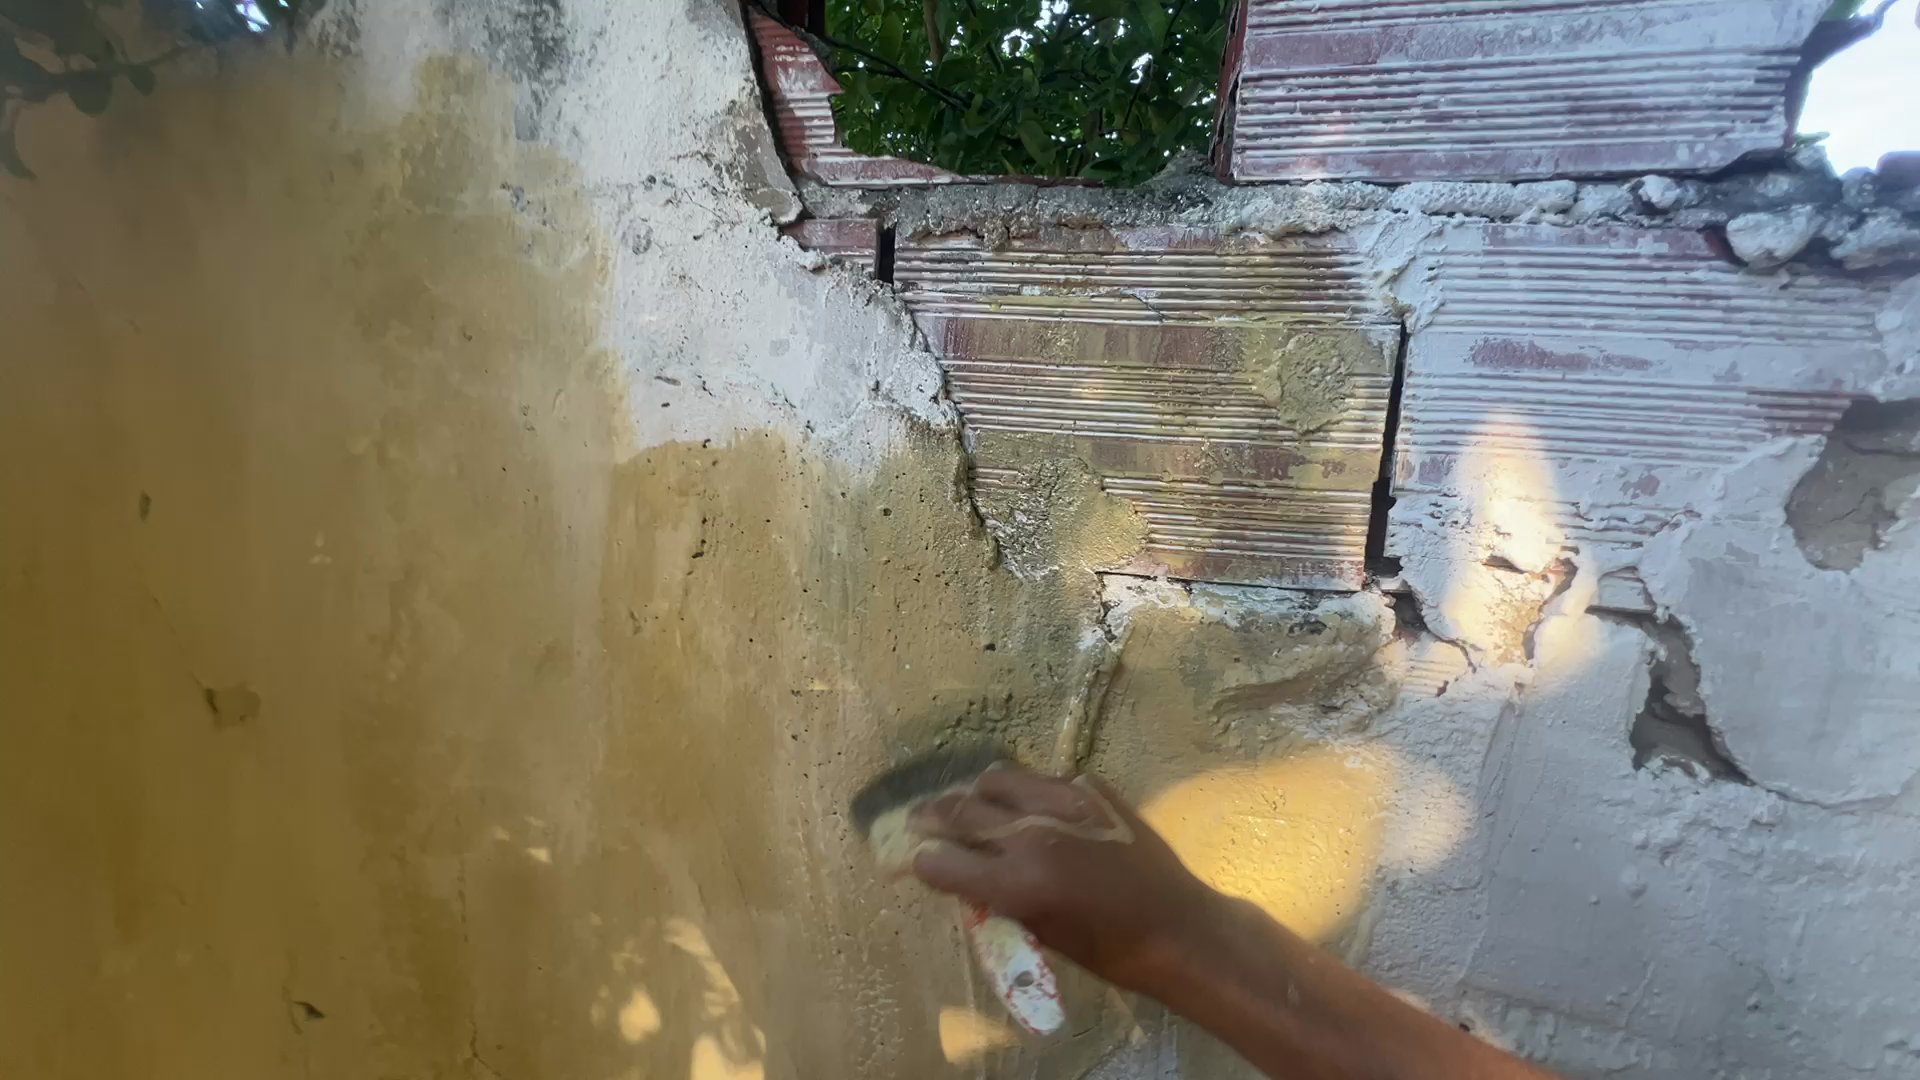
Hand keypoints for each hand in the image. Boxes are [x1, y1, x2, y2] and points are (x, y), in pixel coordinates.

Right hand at [908, 765, 1224, 993]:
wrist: (1176, 926)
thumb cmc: (1109, 950)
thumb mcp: (1041, 934)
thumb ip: (997, 897)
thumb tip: (965, 871)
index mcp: (1019, 880)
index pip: (947, 861)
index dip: (923, 860)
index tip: (912, 856)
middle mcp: (1034, 832)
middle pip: (965, 809)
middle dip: (934, 814)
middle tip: (918, 817)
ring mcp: (1064, 800)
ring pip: (1000, 779)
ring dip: (977, 792)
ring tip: (969, 799)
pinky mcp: (1090, 787)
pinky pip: (1043, 780)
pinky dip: (1027, 792)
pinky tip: (1030, 805)